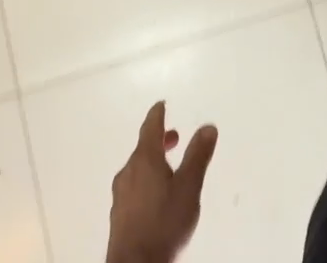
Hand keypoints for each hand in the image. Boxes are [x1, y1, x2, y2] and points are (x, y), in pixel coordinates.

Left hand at [106, 102, 218, 262]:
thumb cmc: (164, 223)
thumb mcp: (189, 187)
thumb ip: (198, 156)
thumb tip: (208, 126)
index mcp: (144, 160)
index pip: (150, 128)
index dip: (157, 114)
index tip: (161, 104)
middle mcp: (128, 173)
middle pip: (143, 149)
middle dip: (159, 141)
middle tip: (173, 138)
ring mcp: (121, 195)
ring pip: (138, 169)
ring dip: (153, 162)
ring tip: (169, 169)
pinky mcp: (119, 215)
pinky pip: (134, 187)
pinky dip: (147, 181)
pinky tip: (157, 196)